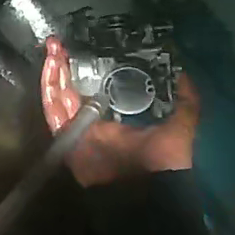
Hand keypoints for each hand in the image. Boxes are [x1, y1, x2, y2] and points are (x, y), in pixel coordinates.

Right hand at [39, 35, 199, 186]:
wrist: (147, 192)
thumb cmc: (162, 162)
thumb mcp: (180, 126)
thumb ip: (185, 103)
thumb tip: (185, 76)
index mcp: (113, 121)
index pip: (93, 90)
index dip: (87, 71)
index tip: (85, 49)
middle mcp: (91, 124)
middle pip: (71, 89)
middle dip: (64, 65)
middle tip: (60, 43)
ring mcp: (75, 130)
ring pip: (58, 96)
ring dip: (54, 71)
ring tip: (53, 49)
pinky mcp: (64, 137)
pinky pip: (52, 110)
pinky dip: (49, 87)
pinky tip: (51, 66)